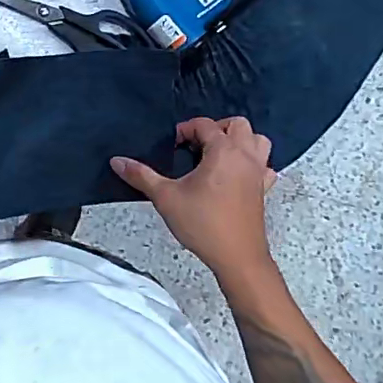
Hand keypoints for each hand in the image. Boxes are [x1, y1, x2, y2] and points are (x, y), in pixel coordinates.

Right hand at [111, 117, 278, 280]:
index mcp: (223, 151)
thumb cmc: (203, 225)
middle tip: (195, 145)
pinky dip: (253, 162)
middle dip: (215, 128)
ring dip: (239, 140)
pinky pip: (264, 165)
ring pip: (257, 140)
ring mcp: (258, 172)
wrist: (237, 257)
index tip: (173, 146)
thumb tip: (118, 161)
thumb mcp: (165, 197)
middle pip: (237, 125)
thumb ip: (141, 175)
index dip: (185, 130)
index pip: (205, 125)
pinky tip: (237, 174)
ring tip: (217, 154)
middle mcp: (245, 156)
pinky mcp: (263, 189)